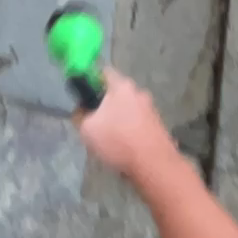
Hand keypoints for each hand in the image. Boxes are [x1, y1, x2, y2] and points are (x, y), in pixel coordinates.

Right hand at [77, 68, 185, 184]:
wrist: (154, 165)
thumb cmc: (117, 140)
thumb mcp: (87, 129)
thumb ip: (79, 115)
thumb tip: (81, 111)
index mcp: (122, 86)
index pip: (103, 71)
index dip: (90, 79)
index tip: (82, 94)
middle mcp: (138, 92)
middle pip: (115, 91)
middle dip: (103, 102)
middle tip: (92, 118)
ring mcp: (150, 108)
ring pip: (126, 107)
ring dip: (116, 117)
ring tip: (107, 136)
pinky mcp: (157, 124)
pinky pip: (136, 121)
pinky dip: (128, 128)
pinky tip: (122, 145)